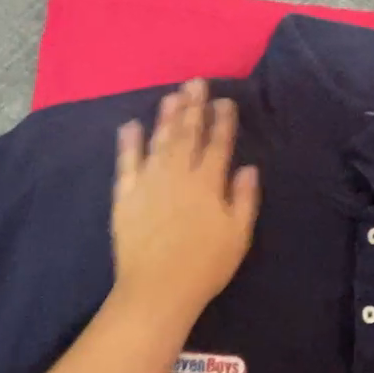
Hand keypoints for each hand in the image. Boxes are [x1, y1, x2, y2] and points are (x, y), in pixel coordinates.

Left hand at [110, 79, 260, 324]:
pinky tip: (130, 125)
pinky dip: (129, 142)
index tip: (225, 101)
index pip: (218, 144)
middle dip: (193, 106)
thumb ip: (244, 198)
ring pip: (159, 141)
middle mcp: (178, 175)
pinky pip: (126, 162)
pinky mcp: (125, 195)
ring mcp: (149, 182)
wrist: (157, 289)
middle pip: (187, 134)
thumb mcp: (238, 236)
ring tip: (172, 95)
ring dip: (166, 116)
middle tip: (196, 83)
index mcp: (208, 183)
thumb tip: (248, 167)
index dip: (222, 121)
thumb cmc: (206, 266)